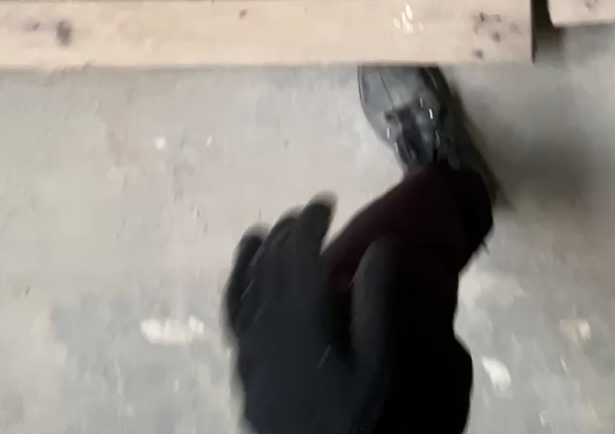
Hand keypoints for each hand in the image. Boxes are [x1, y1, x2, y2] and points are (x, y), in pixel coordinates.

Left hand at [224, 200, 396, 433]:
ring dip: (262, 250)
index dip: (310, 221)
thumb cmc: (360, 413)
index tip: (328, 201)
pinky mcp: (244, 366)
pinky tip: (245, 268)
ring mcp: (251, 347)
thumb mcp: (380, 360)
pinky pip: (233, 311)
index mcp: (304, 317)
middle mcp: (270, 325)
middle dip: (289, 230)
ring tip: (273, 230)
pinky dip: (238, 280)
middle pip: (272, 262)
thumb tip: (381, 243)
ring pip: (249, 283)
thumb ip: (378, 299)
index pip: (298, 252)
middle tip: (311, 213)